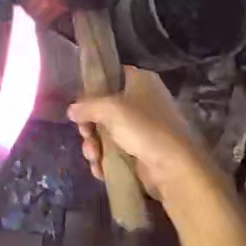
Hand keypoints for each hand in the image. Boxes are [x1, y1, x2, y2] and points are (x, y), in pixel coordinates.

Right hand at [67, 67, 213, 200]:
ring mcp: (142, 128)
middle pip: (105, 108)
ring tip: (94, 157)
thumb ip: (87, 106)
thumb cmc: (143, 127)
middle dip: (90, 125)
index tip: (79, 104)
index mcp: (141, 81)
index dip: (92, 88)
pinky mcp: (141, 151)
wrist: (173, 166)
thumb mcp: (110, 109)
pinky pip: (115, 152)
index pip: (112, 76)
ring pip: (107, 133)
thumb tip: (72, 110)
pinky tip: (100, 169)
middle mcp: (143, 100)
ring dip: (95, 146)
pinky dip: (105, 160)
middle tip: (86, 135)